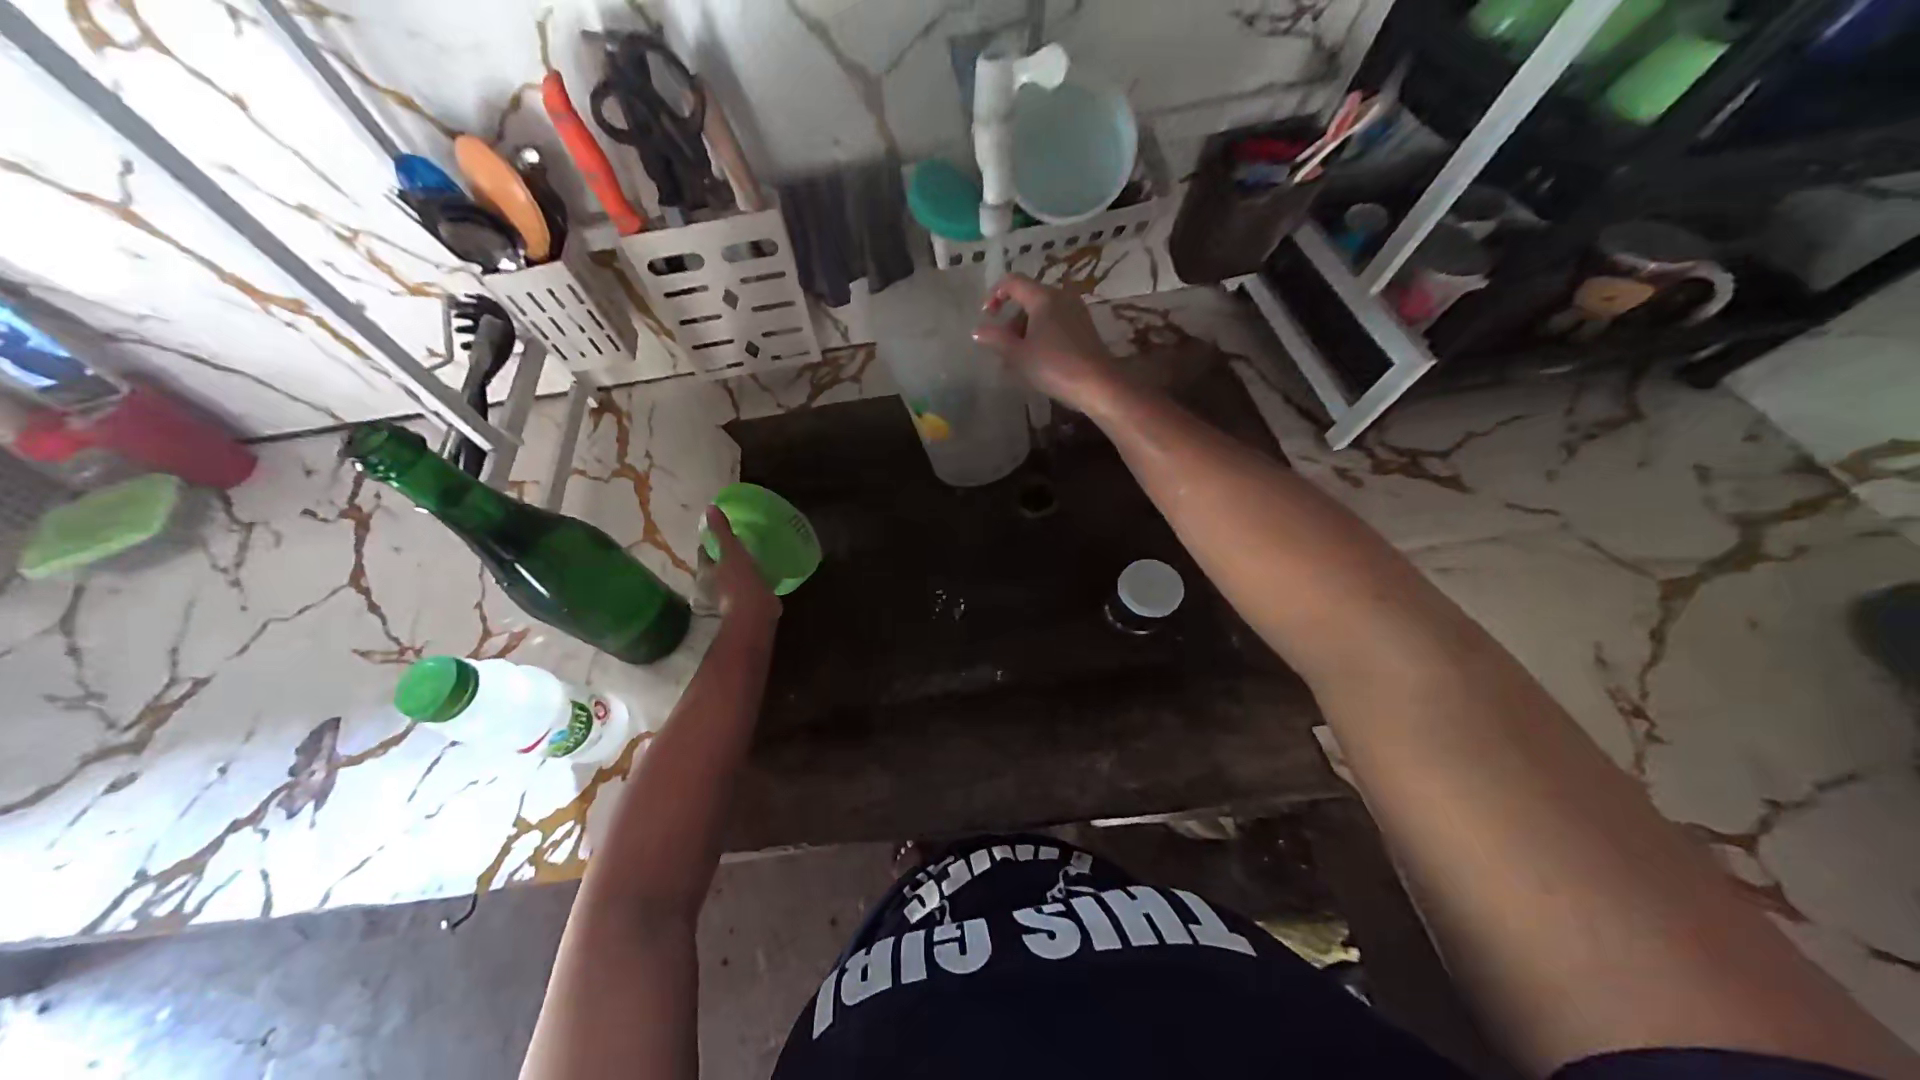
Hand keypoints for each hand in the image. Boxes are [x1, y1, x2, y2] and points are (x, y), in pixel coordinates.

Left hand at [700, 506, 780, 626]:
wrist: (755, 613)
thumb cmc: (739, 581)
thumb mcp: (731, 551)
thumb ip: (721, 531)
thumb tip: (710, 507)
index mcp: (705, 572)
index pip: (704, 552)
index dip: (710, 542)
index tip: (722, 532)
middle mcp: (712, 586)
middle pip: (716, 566)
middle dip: (724, 557)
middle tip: (739, 543)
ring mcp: (728, 598)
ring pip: (730, 578)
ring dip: (738, 570)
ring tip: (752, 557)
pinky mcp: (744, 605)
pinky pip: (746, 588)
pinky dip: (751, 581)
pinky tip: (762, 574)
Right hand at [972, 274, 1123, 414]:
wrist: (1098, 385)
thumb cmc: (1054, 366)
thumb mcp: (1018, 355)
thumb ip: (995, 339)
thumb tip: (977, 330)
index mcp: (1043, 297)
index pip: (1013, 282)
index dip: (994, 294)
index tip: (986, 315)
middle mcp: (1061, 297)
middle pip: (1028, 298)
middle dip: (1011, 320)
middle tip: (1002, 346)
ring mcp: (1076, 311)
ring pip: (1042, 313)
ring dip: (1025, 330)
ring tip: (1017, 359)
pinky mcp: (1084, 328)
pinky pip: (1055, 323)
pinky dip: (1041, 335)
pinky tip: (1037, 359)